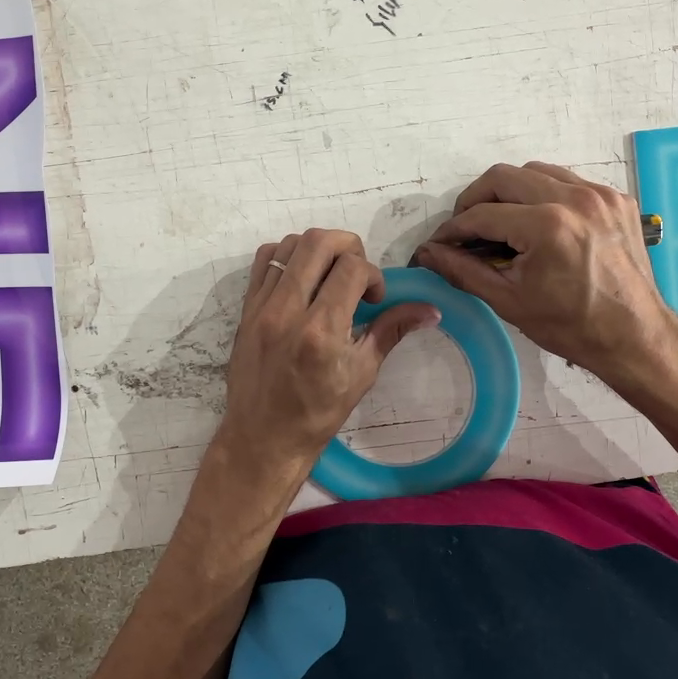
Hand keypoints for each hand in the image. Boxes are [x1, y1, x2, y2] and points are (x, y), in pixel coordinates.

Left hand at [216, 229, 438, 477]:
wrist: (263, 437)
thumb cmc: (318, 413)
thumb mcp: (362, 373)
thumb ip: (392, 331)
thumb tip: (431, 311)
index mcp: (321, 331)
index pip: (353, 268)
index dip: (373, 275)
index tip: (374, 299)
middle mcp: (288, 310)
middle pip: (320, 242)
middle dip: (349, 247)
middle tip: (356, 275)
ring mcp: (262, 306)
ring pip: (291, 244)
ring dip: (318, 250)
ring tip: (329, 276)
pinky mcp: (246, 308)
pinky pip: (265, 259)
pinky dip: (287, 256)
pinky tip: (302, 279)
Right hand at [414, 162, 677, 385]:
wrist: (635, 336)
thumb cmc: (571, 326)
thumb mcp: (509, 300)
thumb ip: (463, 270)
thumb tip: (427, 253)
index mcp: (546, 226)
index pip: (481, 214)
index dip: (452, 229)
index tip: (439, 243)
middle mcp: (574, 198)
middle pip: (503, 177)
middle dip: (475, 201)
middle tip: (465, 229)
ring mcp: (599, 195)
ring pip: (535, 172)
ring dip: (510, 192)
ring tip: (500, 223)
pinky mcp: (616, 199)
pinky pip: (567, 181)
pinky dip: (545, 195)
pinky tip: (538, 224)